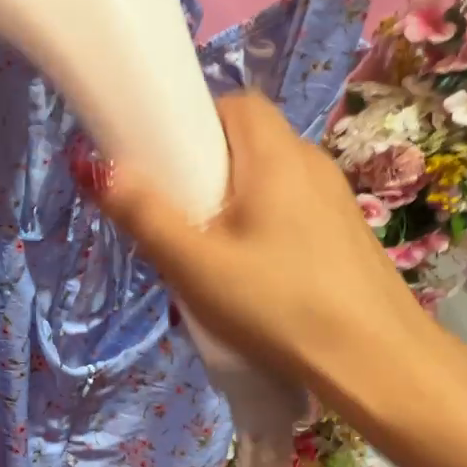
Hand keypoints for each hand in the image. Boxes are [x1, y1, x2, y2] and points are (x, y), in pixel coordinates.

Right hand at [77, 91, 436, 405]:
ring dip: (227, 201)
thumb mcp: (194, 265)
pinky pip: (285, 211)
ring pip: (265, 180)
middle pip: (246, 143)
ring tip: (200, 251)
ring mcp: (331, 200)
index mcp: (275, 157)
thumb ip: (143, 214)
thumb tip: (92, 165)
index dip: (191, 122)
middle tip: (171, 216)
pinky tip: (244, 275)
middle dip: (201, 168)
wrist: (374, 362)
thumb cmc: (277, 305)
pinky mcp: (340, 235)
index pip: (233, 105)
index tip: (160, 162)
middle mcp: (309, 165)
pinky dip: (255, 226)